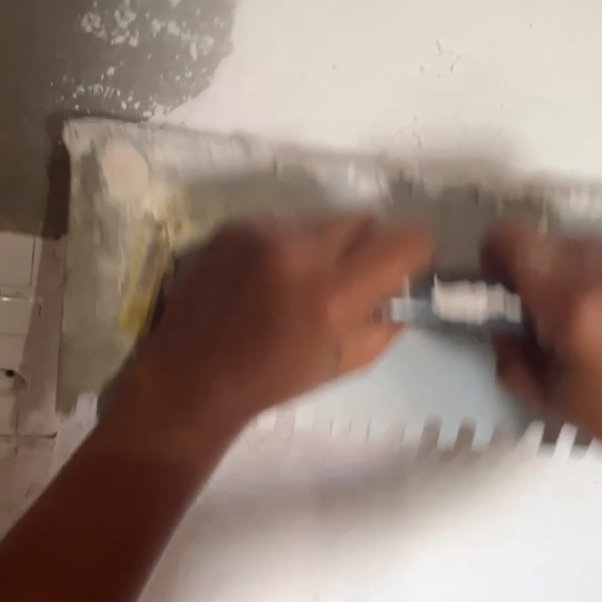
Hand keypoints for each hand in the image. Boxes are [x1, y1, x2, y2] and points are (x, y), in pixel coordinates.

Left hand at [108, 215, 433, 455]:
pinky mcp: (235, 226)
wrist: (189, 379)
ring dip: (326, 246)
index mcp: (331, 295)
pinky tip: (267, 279)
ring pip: (324, 218)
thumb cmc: (268, 383)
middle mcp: (299, 250)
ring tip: (299, 284)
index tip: (399, 276)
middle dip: (366, 251)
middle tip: (347, 284)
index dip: (413, 257)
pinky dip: (288, 245)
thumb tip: (406, 291)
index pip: (407, 238)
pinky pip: (285, 221)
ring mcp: (262, 232)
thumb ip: (385, 325)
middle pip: (366, 220)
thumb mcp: (341, 366)